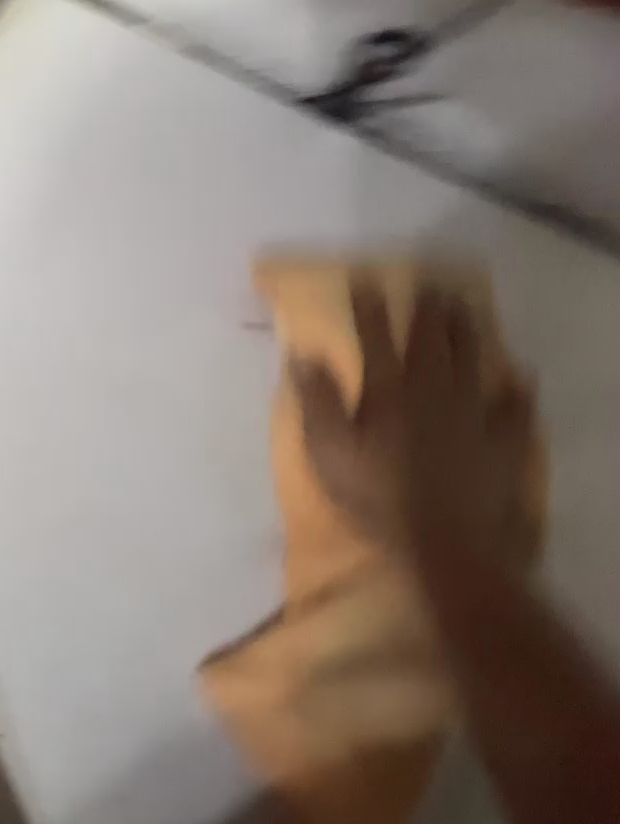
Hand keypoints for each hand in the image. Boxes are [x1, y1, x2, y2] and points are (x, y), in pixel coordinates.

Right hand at [290, 282, 535, 563]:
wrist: (444, 541)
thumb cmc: (371, 492)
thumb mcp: (326, 447)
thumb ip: (317, 399)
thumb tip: (304, 355)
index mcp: (387, 394)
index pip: (375, 341)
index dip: (369, 310)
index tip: (365, 282)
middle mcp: (434, 396)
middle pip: (431, 346)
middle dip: (427, 314)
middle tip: (430, 286)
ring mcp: (474, 419)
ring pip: (472, 366)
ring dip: (467, 337)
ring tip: (466, 313)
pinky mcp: (501, 445)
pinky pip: (514, 409)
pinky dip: (516, 389)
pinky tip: (519, 376)